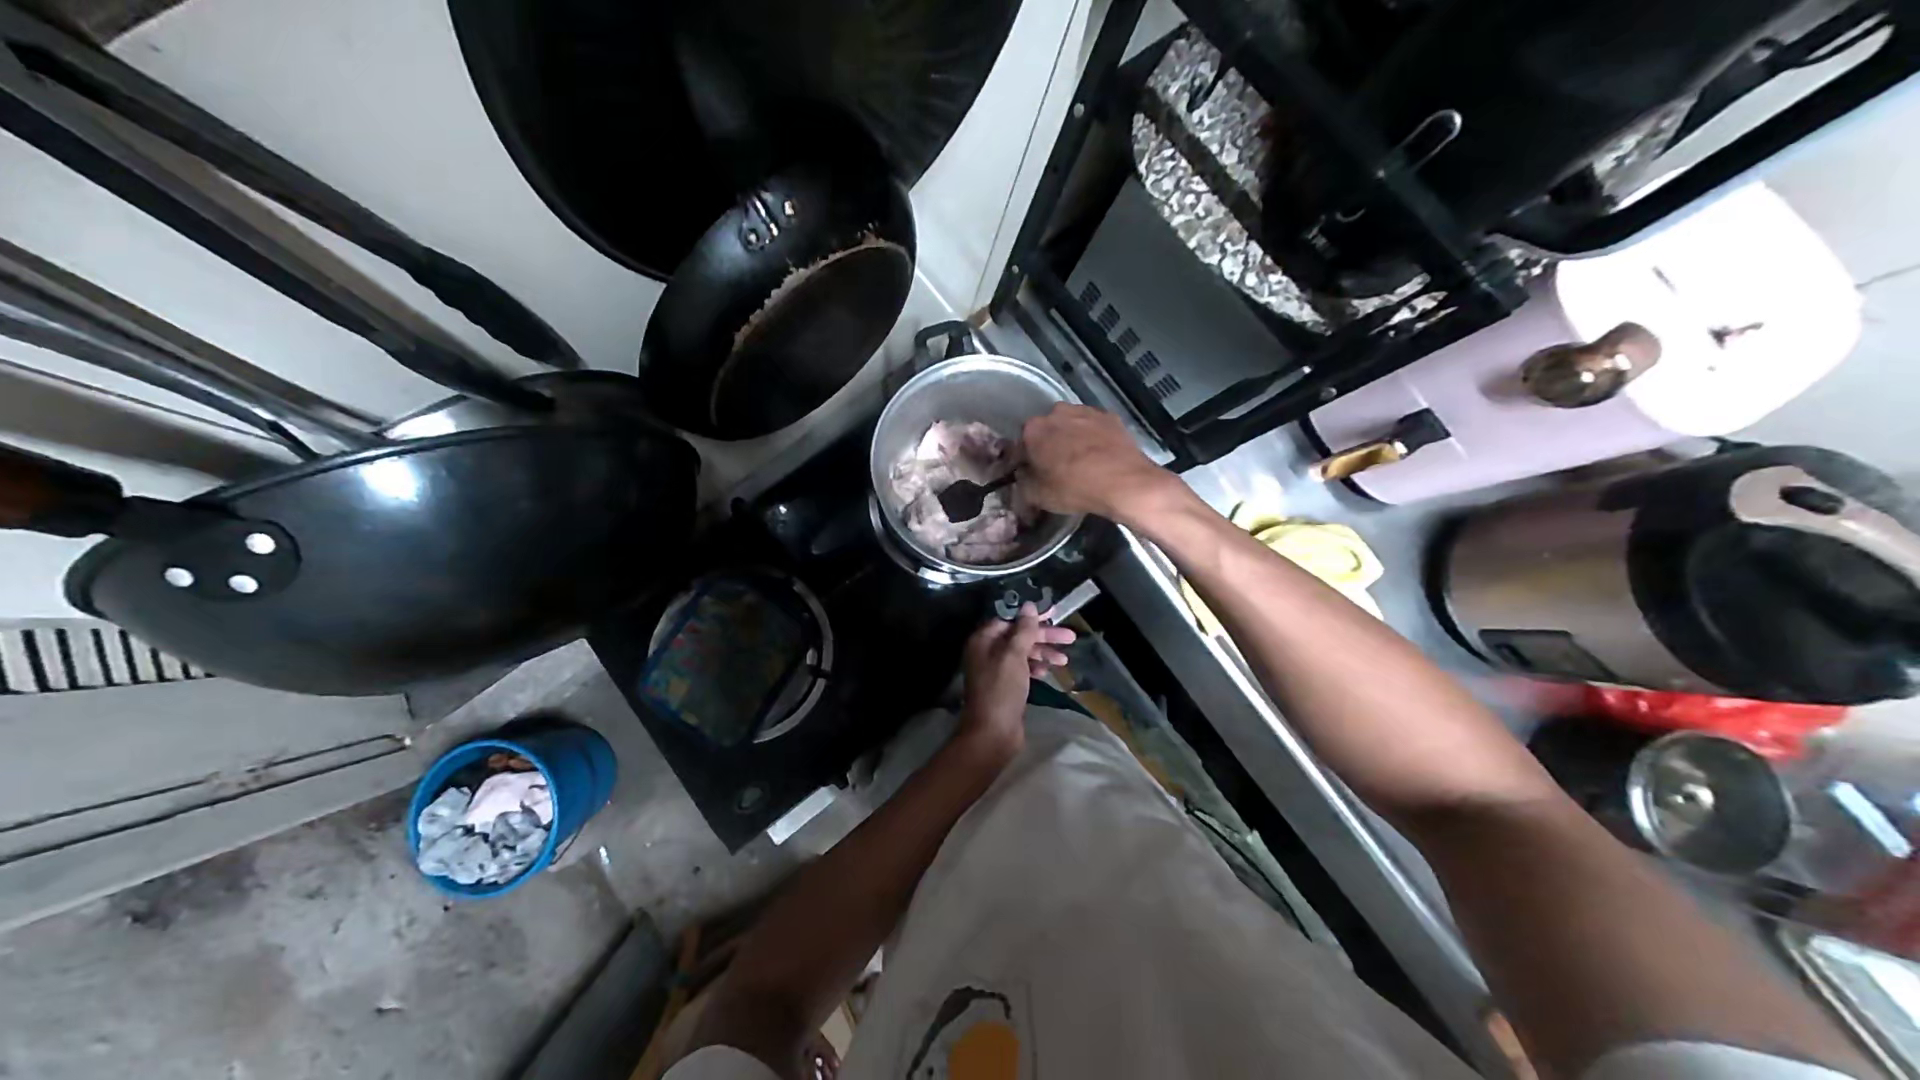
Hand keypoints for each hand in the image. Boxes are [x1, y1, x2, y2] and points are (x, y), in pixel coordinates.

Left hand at [958, 603, 1075, 762]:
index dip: (1031, 617)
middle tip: (1069, 637)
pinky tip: (1048, 671)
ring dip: (1042, 653)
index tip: (1053, 615)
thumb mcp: (1014, 655)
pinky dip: (1035, 667)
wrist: (993, 732)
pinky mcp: (1005, 687)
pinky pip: (1022, 670)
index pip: (1008, 619)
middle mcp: (986, 652)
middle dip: (1043, 636)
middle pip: (1018, 636)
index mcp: (983, 640)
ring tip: (1064, 659)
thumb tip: (1029, 606)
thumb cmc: (1001, 689)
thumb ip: (1023, 630)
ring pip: (1022, 654)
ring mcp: (995, 671)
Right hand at [1020, 404, 1182, 524]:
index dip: (1025, 461)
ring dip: (1072, 439)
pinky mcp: (1110, 417)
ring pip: (1071, 425)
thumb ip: (1023, 484)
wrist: (1125, 482)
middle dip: (1049, 445)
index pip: (1021, 445)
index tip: (1031, 474)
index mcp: (1033, 429)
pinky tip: (1100, 457)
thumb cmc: (1074, 488)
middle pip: (1047, 430)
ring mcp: (1086, 411)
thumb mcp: (1038, 496)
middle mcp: (1057, 412)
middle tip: (1056, 468)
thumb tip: (1023, 476)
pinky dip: (1094, 438)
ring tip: (1081, 462)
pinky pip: (1094, 427)